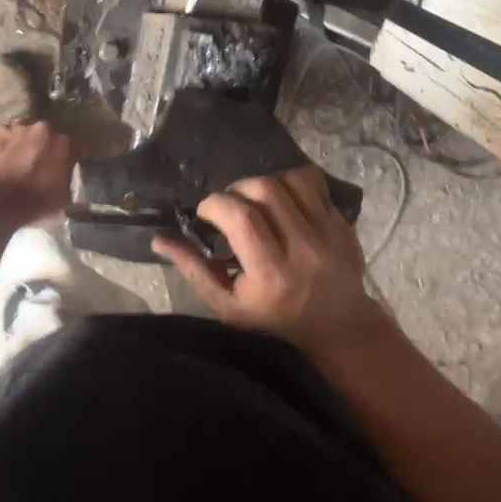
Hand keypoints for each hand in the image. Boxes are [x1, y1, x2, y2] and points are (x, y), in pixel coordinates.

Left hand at [0, 121, 76, 227]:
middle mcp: (43, 129)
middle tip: (41, 163)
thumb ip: (68, 179)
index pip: (74, 144)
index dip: (70, 155)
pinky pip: (4, 135)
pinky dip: (5, 144)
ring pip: (25, 133)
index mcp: (64, 144)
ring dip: (25, 143)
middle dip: (46, 146)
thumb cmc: (35, 204)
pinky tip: (1, 158)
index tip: (67, 165)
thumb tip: (67, 177)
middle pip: (48, 134)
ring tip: (19, 160)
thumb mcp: (63, 198)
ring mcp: (17, 128)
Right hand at [151, 166, 385, 356]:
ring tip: (255, 201)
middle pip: (264, 190)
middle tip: (230, 207)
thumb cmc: (273, 316)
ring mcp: (327, 232)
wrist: (336, 322)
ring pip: (289, 179)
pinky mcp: (341, 221)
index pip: (241, 217)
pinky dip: (290, 182)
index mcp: (271, 274)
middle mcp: (302, 249)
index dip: (215, 204)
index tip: (207, 214)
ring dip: (264, 183)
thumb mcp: (228, 304)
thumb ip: (194, 270)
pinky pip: (312, 183)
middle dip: (237, 190)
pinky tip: (281, 198)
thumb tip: (159, 239)